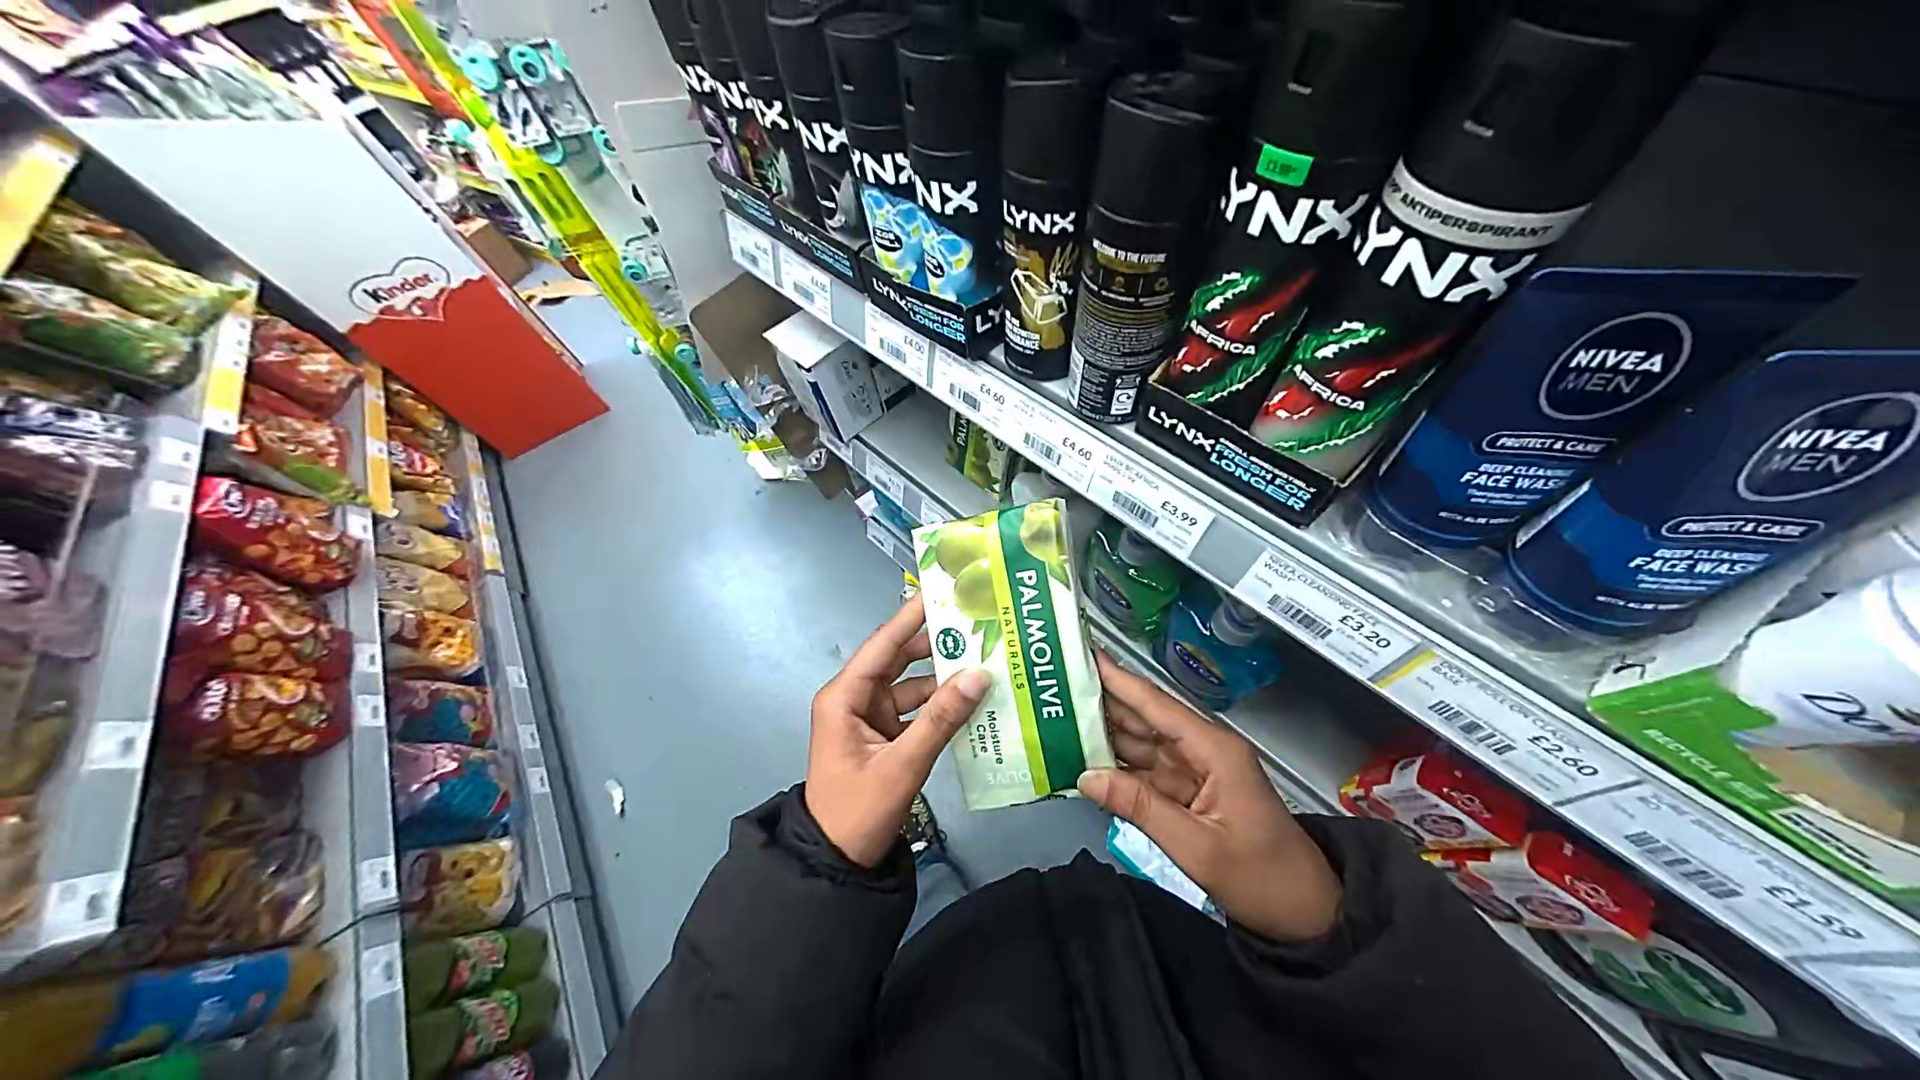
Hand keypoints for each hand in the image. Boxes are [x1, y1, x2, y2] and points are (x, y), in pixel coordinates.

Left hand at [806, 596, 990, 867]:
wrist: (837, 862)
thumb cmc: (858, 810)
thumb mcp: (902, 764)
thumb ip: (941, 719)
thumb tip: (979, 675)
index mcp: (845, 696)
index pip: (883, 644)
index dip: (911, 617)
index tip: (942, 592)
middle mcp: (856, 698)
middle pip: (899, 660)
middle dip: (935, 645)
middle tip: (976, 625)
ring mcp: (871, 717)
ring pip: (912, 686)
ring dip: (943, 679)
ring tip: (985, 660)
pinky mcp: (884, 735)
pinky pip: (916, 710)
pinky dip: (941, 706)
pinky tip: (972, 700)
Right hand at [1078, 653, 1341, 942]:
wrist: (1306, 915)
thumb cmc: (1263, 878)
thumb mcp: (1198, 847)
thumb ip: (1140, 807)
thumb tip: (1087, 776)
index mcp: (1214, 750)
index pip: (1156, 705)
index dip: (1118, 679)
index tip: (1085, 655)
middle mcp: (1203, 750)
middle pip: (1145, 719)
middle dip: (1103, 702)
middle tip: (1057, 687)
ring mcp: (1196, 771)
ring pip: (1141, 744)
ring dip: (1105, 734)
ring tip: (1060, 718)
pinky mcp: (1190, 793)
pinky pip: (1146, 772)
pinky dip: (1117, 767)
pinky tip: (1087, 762)